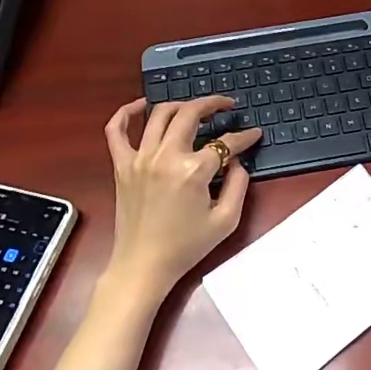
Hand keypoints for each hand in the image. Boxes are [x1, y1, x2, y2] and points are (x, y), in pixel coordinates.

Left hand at [101, 96, 261, 296]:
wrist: (143, 265)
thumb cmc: (186, 247)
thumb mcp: (226, 221)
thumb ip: (239, 185)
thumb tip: (237, 161)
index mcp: (193, 171)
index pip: (225, 143)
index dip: (244, 137)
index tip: (253, 134)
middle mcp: (165, 157)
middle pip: (190, 114)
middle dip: (212, 104)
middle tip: (226, 105)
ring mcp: (139, 158)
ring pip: (159, 114)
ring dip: (181, 104)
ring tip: (195, 107)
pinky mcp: (121, 166)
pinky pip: (116, 130)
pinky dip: (126, 112)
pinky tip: (141, 106)